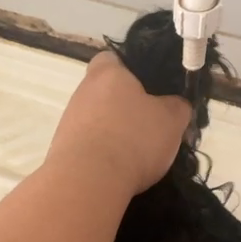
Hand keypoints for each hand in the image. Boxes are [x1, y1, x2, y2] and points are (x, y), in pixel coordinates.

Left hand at [44, 51, 192, 196]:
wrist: (86, 182)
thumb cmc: (132, 139)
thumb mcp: (171, 119)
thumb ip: (178, 107)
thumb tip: (177, 106)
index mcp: (106, 73)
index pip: (114, 59)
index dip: (133, 71)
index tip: (150, 89)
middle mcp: (82, 93)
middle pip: (107, 94)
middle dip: (127, 109)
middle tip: (151, 128)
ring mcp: (68, 123)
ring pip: (98, 123)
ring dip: (115, 135)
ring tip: (138, 158)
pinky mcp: (62, 152)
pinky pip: (88, 148)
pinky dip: (103, 157)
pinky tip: (119, 173)